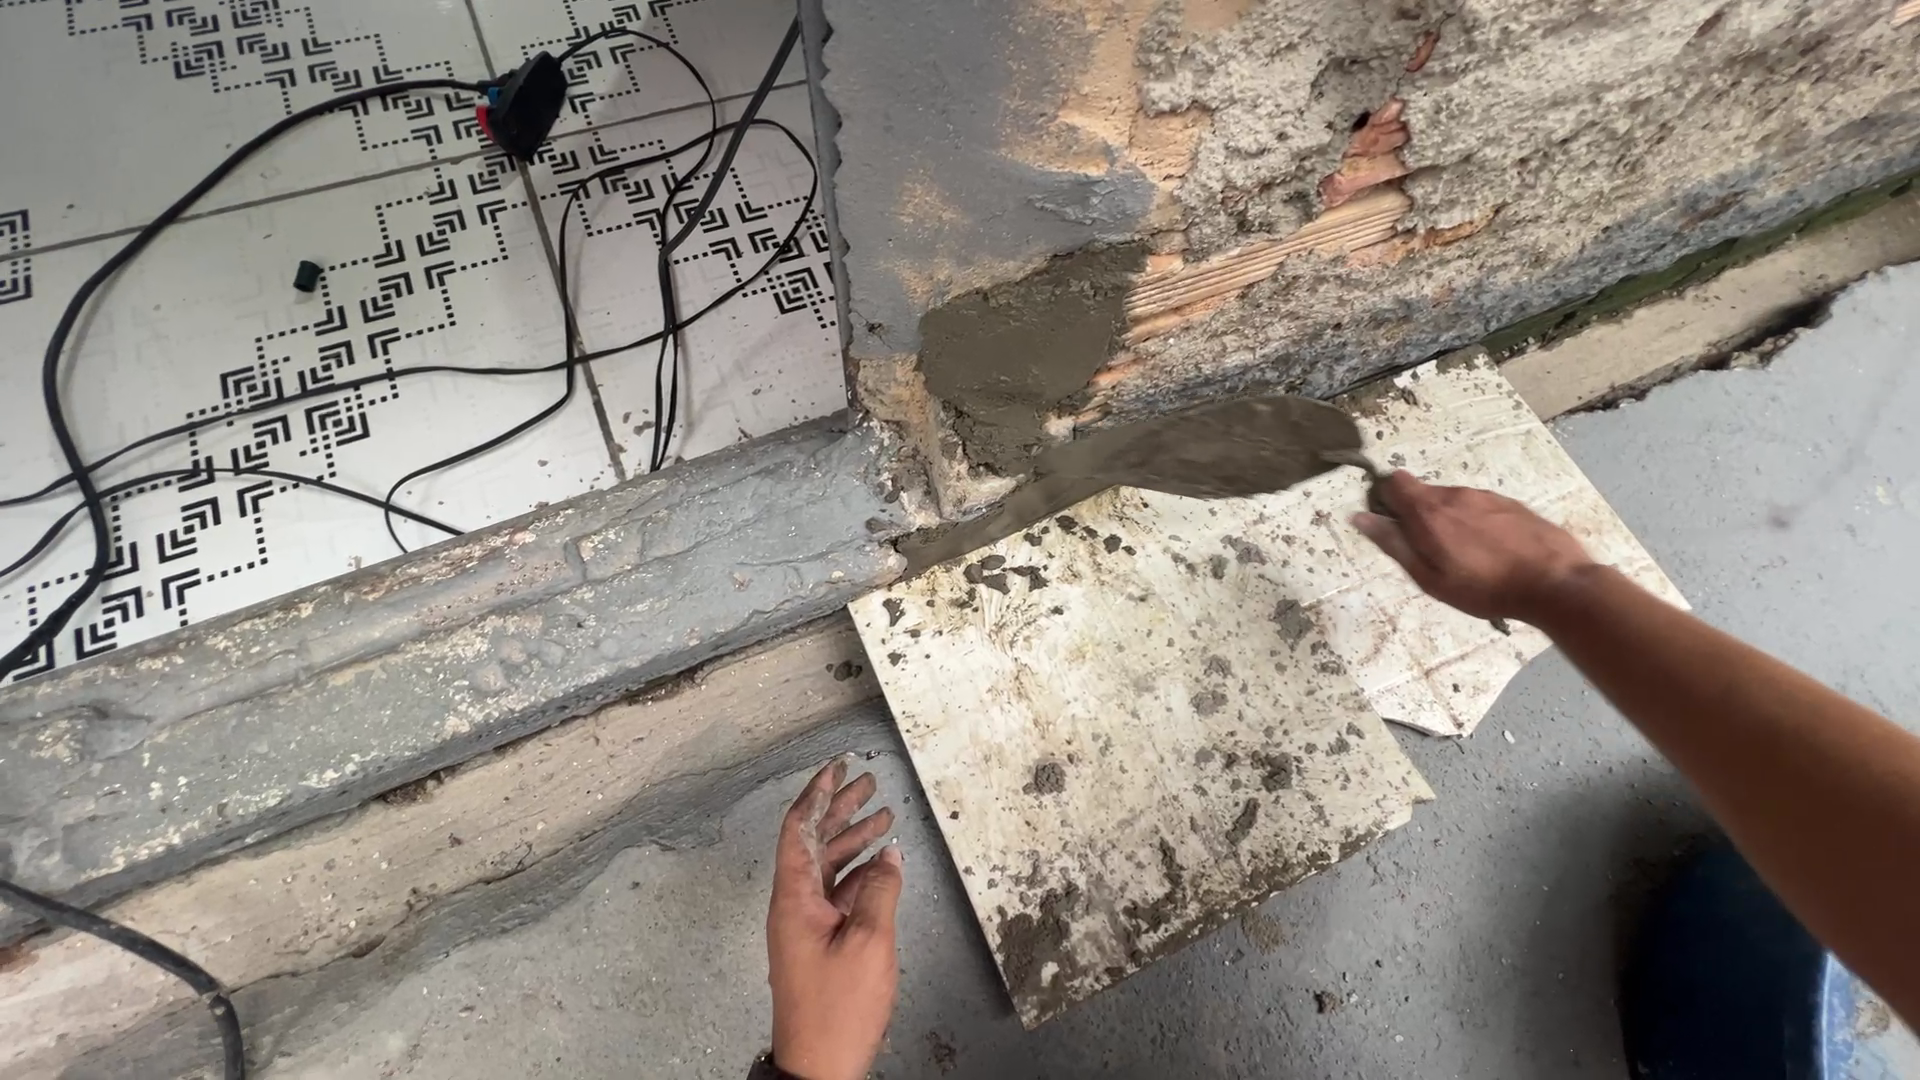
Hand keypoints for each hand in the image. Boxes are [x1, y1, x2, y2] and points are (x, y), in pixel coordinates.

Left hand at [767, 758, 903, 1079]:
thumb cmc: (839, 1007)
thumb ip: (881, 890)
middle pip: (813, 841)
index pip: (798, 829)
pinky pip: (838, 890)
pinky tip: (883, 860)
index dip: (816, 793)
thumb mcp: (868, 942)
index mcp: (794, 897)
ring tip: (882, 813)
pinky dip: (860, 870)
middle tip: (867, 782)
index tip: (836, 767)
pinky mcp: (820, 939)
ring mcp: (806, 921)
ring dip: (853, 837)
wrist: (819, 1068)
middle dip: (839, 808)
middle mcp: (795, 902)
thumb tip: (890, 854)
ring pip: (827, 863)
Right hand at [1352, 471, 1597, 621]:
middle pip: (1422, 491)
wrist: (1558, 584)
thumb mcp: (1428, 576)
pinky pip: (1478, 505)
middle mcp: (1455, 495)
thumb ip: (1393, 543)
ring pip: (1451, 499)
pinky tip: (1490, 548)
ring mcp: (1486, 496)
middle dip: (1416, 512)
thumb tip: (1360, 517)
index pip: (1393, 482)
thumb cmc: (1484, 588)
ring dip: (1447, 518)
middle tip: (1429, 548)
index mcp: (1428, 511)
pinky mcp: (1511, 503)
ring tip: (1463, 552)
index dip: (1385, 498)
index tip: (1390, 522)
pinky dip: (1474, 521)